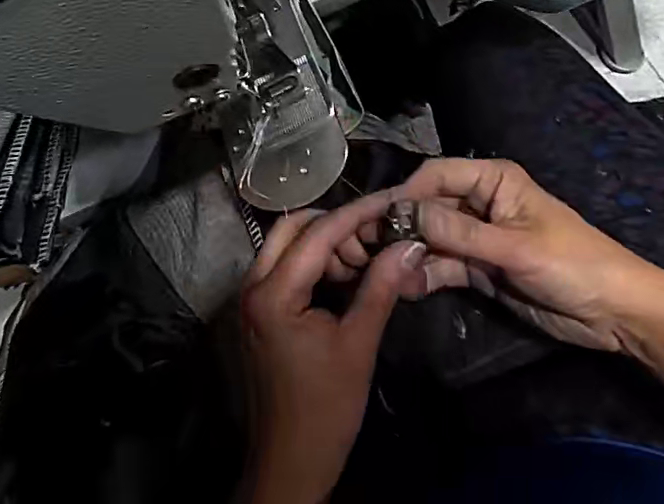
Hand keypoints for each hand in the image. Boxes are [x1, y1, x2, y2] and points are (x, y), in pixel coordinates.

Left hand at [238, 191, 428, 503]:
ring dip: (328, 242)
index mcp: (273, 294)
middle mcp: (254, 285)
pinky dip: (318, 261)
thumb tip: (411, 243)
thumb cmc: (325, 410)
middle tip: (376, 238)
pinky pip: (288, 264)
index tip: (393, 200)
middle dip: (338, 224)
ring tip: (366, 263)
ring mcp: (252, 296)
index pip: (319, 233)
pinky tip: (348, 276)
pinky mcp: (260, 308)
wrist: (289, 464)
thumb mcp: (359, 344)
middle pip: (295, 226)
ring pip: (290, 243)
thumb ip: (382, 286)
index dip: (359, 213)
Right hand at [396, 158, 663, 351]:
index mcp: (493, 180)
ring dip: (408, 253)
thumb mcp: (515, 247)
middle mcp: (479, 201)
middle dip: (401, 225)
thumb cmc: (572, 263)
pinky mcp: (479, 268)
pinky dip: (425, 275)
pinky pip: (444, 266)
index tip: (377, 218)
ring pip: (432, 238)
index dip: (406, 193)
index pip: (437, 175)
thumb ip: (460, 231)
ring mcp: (478, 236)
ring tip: (380, 271)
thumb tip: (405, 212)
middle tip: (366, 245)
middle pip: (428, 206)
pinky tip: (404, 287)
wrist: (614, 312)